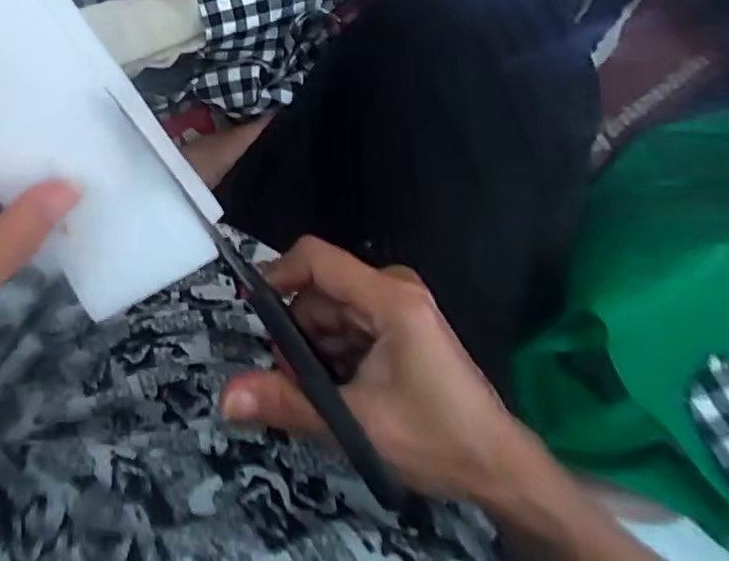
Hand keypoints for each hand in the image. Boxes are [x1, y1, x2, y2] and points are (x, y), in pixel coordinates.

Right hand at [220, 236, 529, 505]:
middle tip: (297, 382)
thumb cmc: (436, 439)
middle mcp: (392, 289)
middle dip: (299, 335)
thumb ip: (287, 404)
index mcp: (388, 297)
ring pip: (330, 311)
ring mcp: (399, 306)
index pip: (315, 258)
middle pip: (319, 292)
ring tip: (328, 394)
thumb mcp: (355, 424)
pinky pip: (349, 324)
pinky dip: (336, 353)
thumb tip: (226, 397)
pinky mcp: (401, 324)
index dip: (276, 275)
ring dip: (317, 349)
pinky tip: (346, 389)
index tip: (252, 312)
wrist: (501, 471)